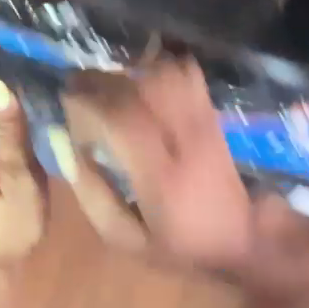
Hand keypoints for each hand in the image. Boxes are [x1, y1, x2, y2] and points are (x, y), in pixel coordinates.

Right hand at [60, 58, 263, 271]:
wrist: (244, 237)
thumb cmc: (180, 245)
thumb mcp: (126, 239)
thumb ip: (93, 195)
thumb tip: (69, 150)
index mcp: (160, 176)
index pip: (119, 119)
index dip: (84, 104)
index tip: (64, 107)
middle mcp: (183, 138)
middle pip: (136, 88)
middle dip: (97, 82)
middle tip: (76, 93)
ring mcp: (202, 119)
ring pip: (161, 71)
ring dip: (126, 71)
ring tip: (106, 86)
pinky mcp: (211, 110)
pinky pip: (184, 70)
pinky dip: (157, 62)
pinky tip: (139, 73)